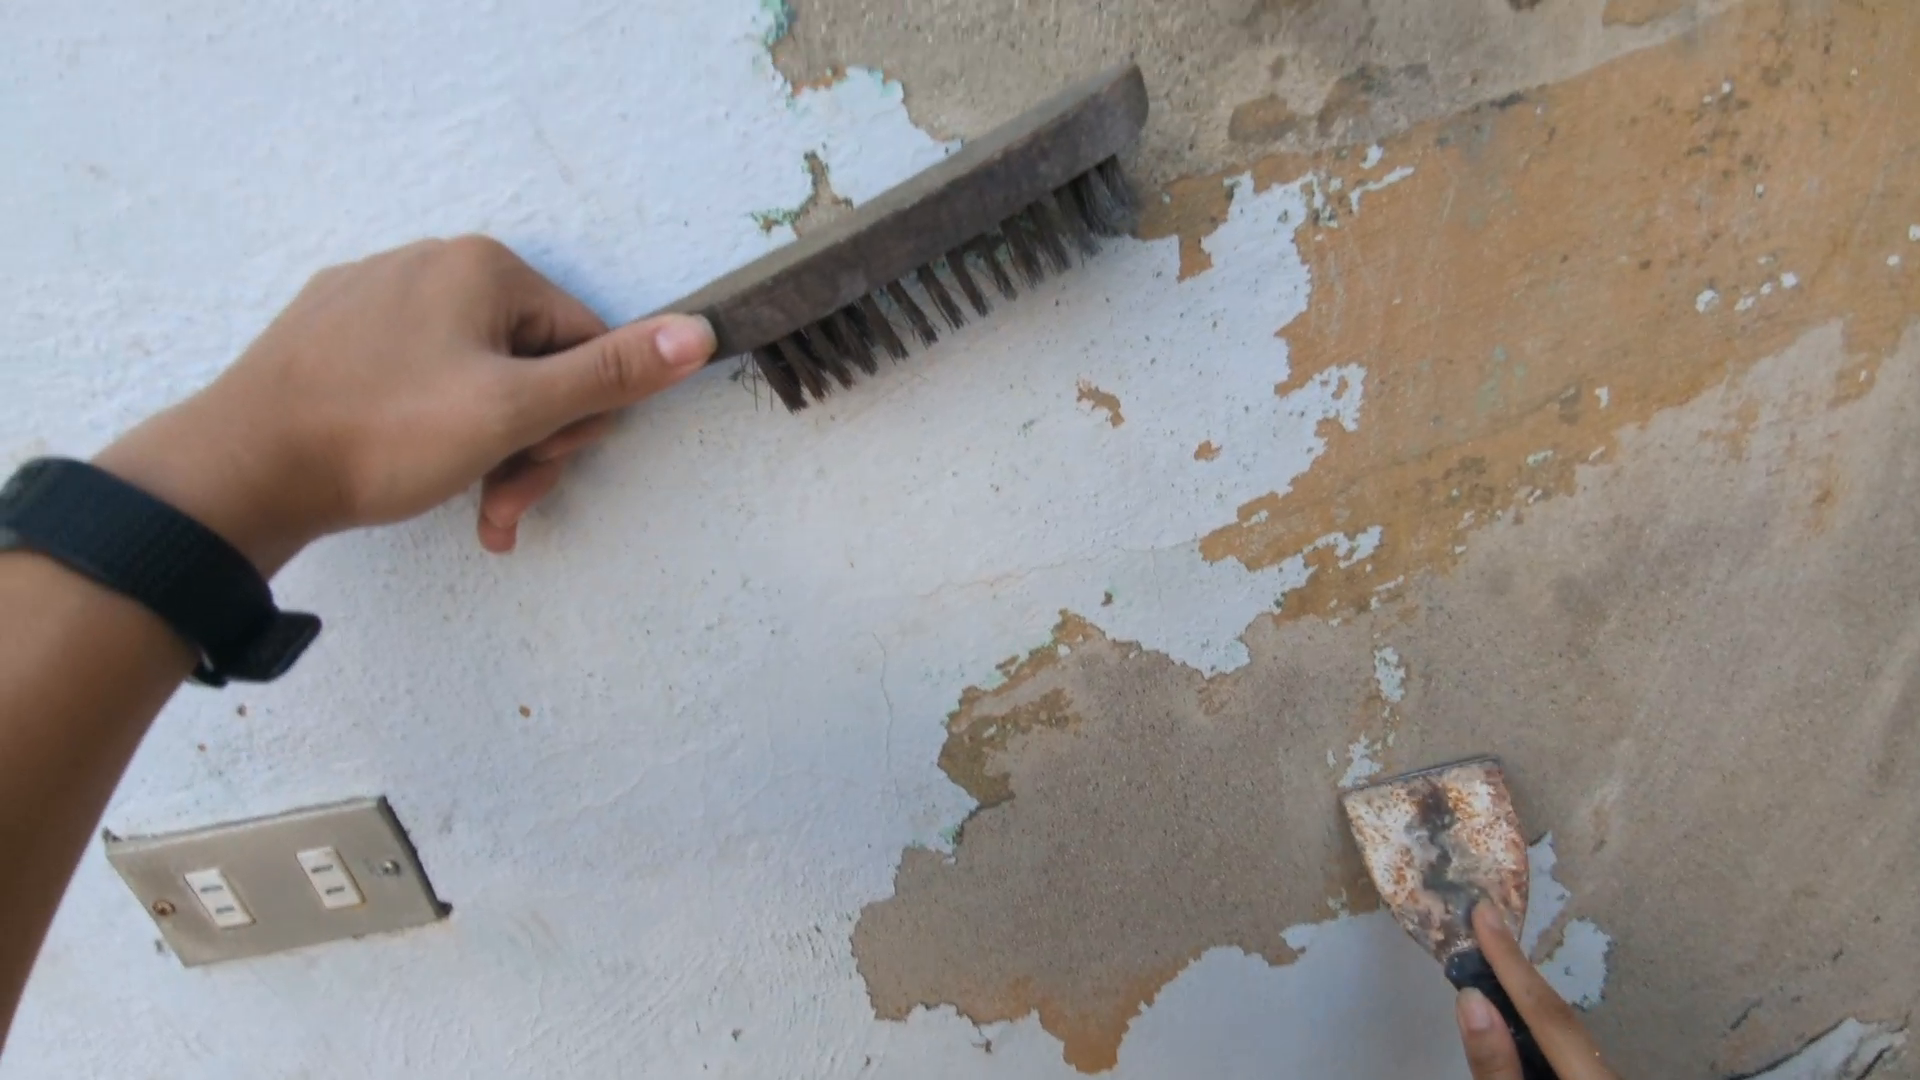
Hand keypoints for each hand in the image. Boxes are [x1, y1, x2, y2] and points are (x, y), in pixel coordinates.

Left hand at [93, 236, 714, 570]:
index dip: (585, 414)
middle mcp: (435, 264)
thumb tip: (702, 330)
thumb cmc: (390, 435)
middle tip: (510, 493)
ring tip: (483, 507)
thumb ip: (615, 371)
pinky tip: (433, 475)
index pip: (590, 343)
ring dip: (501, 452)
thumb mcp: (520, 410)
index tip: (545, 462)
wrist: (236, 474)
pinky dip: (450, 432)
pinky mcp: (344, 331)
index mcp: (485, 269)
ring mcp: (383, 296)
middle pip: (540, 364)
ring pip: (490, 379)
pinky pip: (433, 379)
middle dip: (538, 440)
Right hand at [1457, 902, 1620, 1078]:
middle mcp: (1612, 1070)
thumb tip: (1470, 998)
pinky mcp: (1599, 1078)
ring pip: (1571, 1034)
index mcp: (1594, 1076)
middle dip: (1518, 971)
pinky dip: (1542, 1024)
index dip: (1510, 961)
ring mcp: (1612, 1074)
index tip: (1482, 909)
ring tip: (1492, 958)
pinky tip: (1519, 1013)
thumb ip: (1497, 1066)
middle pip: (1563, 1018)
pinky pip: (1574, 1048)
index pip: (1547, 1012)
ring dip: (1529, 997)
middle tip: (1482, 921)